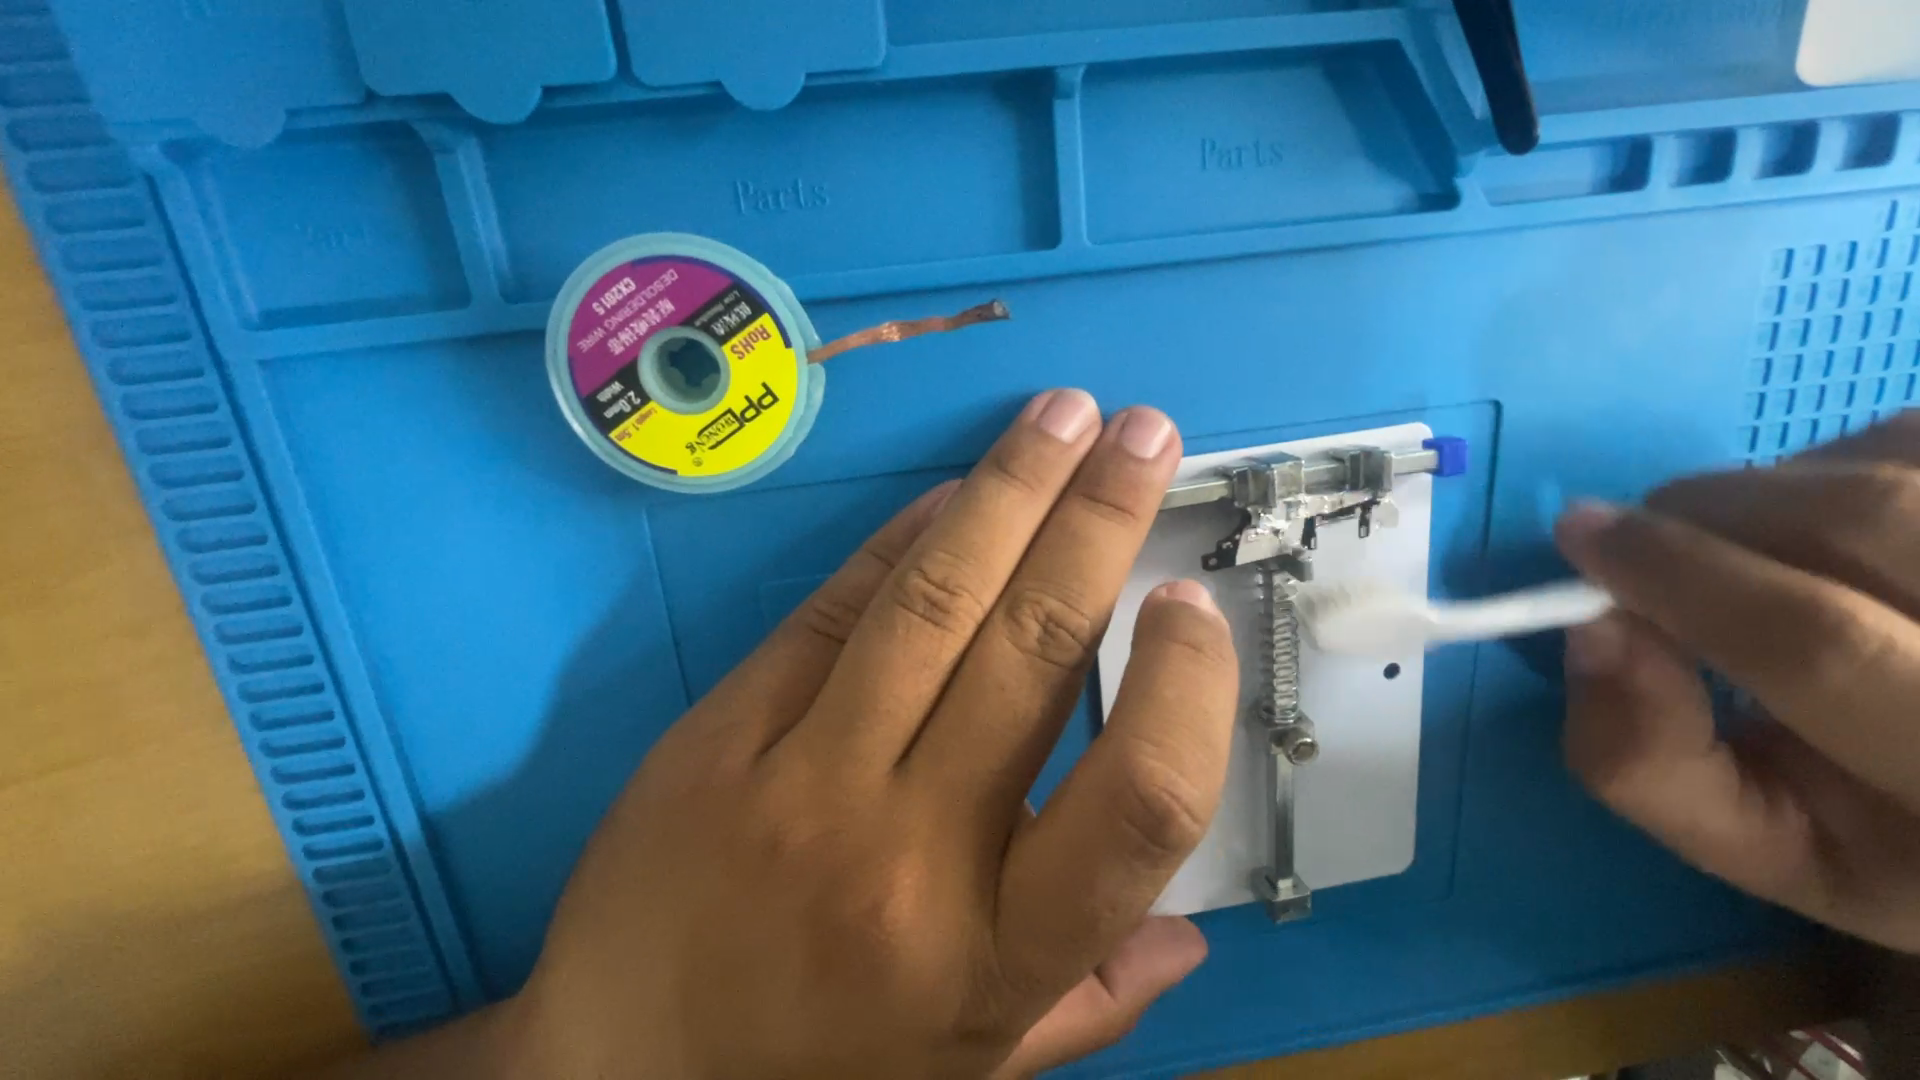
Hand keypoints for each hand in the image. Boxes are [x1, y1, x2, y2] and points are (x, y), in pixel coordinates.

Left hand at [510, 389, 1236, 1077]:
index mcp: (996, 953)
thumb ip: (1090, 1003)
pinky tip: (951, 490)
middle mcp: (909, 853)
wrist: (618, 1072)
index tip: (1191, 599)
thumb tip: (1192, 930)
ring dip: (1008, 495)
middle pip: (1028, 656)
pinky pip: (832, 613)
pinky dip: (900, 540)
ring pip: (930, 606)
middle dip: (1097, 525)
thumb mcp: (971, 1068)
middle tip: (1142, 434)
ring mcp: (804, 780)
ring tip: (1061, 417)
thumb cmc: (821, 1069)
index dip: (1180, 692)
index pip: (1133, 806)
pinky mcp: (723, 731)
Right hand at [1556, 413, 1919, 951]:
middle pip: (1866, 520)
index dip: (1677, 574)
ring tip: (1752, 541)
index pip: (1814, 645)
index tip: (1579, 536)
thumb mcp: (1754, 843)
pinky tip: (1843, 519)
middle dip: (1709, 511)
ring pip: (1899, 459)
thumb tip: (1588, 627)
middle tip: (1647, 539)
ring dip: (1778, 485)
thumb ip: (1643, 758)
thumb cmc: (1889, 842)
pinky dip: (1853, 458)